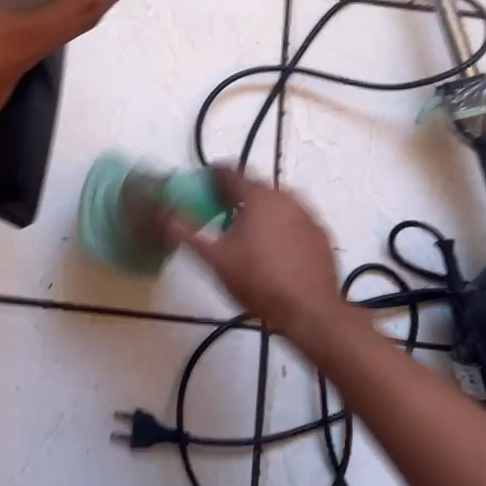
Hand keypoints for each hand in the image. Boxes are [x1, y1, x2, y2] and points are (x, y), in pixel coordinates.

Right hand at [164, 168, 345, 341]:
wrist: (309, 312)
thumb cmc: (257, 281)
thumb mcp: (215, 259)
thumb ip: (187, 233)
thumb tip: (164, 213)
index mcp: (257, 197)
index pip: (229, 173)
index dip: (211, 175)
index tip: (200, 183)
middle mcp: (285, 197)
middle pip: (254, 187)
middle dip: (235, 195)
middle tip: (219, 210)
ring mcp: (308, 216)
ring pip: (276, 203)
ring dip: (258, 210)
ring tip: (244, 231)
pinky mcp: (321, 235)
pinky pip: (293, 221)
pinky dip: (279, 226)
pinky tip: (272, 248)